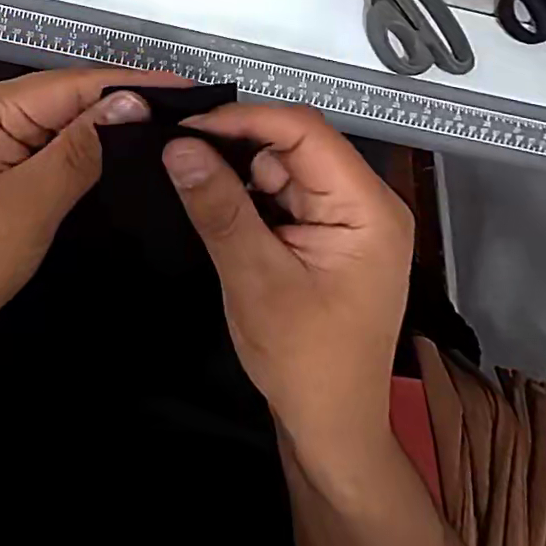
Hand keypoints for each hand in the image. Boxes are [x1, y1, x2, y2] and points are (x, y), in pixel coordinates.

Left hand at [0, 67, 185, 419]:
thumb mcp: (27, 205)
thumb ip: (81, 149)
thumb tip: (132, 102)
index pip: (72, 84)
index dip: (131, 84)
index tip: (187, 89)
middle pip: (66, 97)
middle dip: (123, 103)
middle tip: (186, 111)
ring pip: (60, 123)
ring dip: (107, 127)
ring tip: (166, 127)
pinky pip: (48, 148)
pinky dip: (84, 151)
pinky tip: (119, 153)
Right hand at [161, 103, 413, 447]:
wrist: (328, 425)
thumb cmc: (304, 360)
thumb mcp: (255, 280)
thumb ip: (218, 208)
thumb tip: (178, 147)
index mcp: (367, 207)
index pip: (305, 132)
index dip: (245, 120)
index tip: (187, 127)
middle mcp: (363, 200)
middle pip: (295, 143)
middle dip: (238, 145)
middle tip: (181, 152)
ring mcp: (345, 214)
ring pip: (282, 163)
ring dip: (239, 170)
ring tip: (193, 178)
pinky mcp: (324, 228)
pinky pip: (280, 189)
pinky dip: (247, 192)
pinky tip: (218, 201)